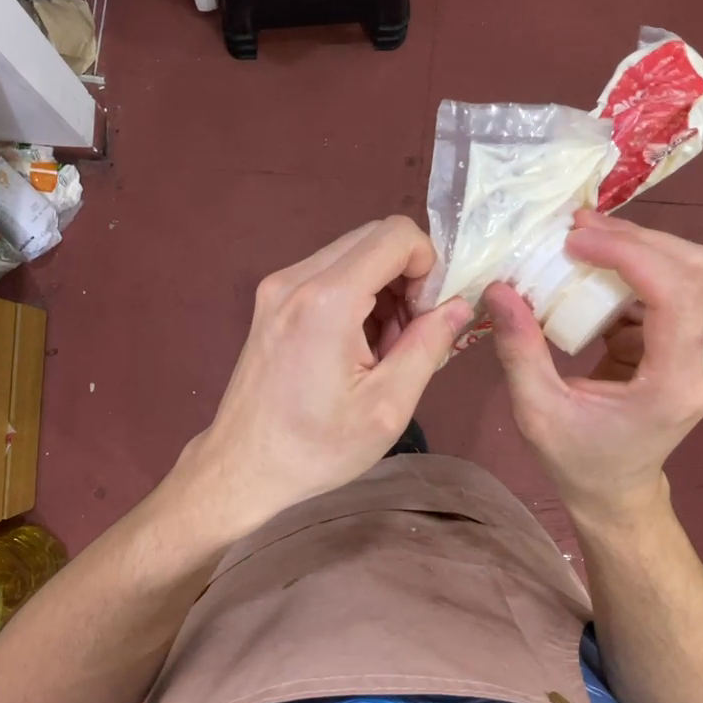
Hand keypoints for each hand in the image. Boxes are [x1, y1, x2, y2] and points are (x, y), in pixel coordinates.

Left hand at [177, 216, 472, 537]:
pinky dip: (355, 296)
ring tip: (381, 350)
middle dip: (406, 276)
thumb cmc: (315, 448)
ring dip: (382, 288)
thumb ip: (428, 346)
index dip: (428, 266)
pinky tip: (354, 347)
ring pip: (352, 254)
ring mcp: (277, 287)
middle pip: (374, 237)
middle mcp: (296, 279)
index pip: (397, 235)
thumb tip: (460, 303)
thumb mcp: (386, 407)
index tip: (427, 316)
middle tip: (408, 335)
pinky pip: (328, 274)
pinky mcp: (270, 301)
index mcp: (326, 301)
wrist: (242, 467)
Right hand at [484, 213, 702, 519]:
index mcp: (675, 385)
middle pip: (701, 271)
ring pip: (697, 273)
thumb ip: (519, 350)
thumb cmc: (576, 461)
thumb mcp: (536, 412)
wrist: (615, 493)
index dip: (630, 253)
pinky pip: (679, 289)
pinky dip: (638, 271)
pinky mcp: (694, 347)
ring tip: (585, 242)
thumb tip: (498, 288)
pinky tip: (596, 272)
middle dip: (641, 240)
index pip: (677, 295)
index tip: (575, 240)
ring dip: (642, 250)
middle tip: (581, 231)